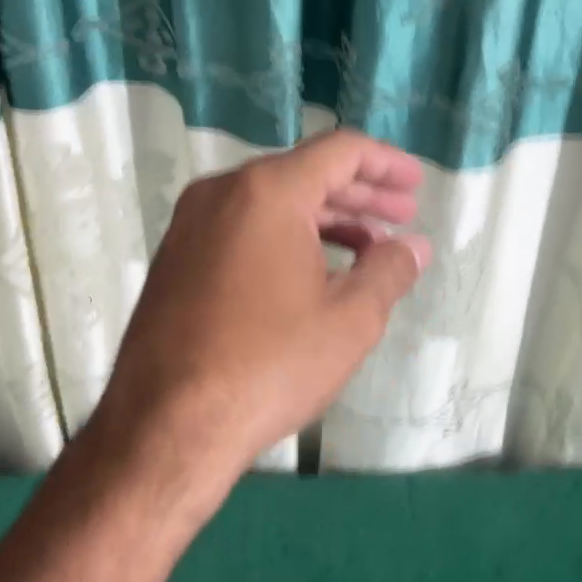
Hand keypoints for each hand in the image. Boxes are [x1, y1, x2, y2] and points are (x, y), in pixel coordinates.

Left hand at [97, 129, 430, 484]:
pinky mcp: (176, 262)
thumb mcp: (350, 319)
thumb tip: (414, 247)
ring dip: (327, 219)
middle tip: (403, 216)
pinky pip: (245, 229)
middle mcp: (222, 194)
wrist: (165, 429)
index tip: (416, 183)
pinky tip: (315, 274)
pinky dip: (288, 238)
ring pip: (273, 203)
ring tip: (369, 249)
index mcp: (267, 192)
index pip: (339, 152)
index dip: (386, 163)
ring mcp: (191, 227)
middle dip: (361, 194)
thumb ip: (389, 270)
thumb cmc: (269, 365)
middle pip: (305, 173)